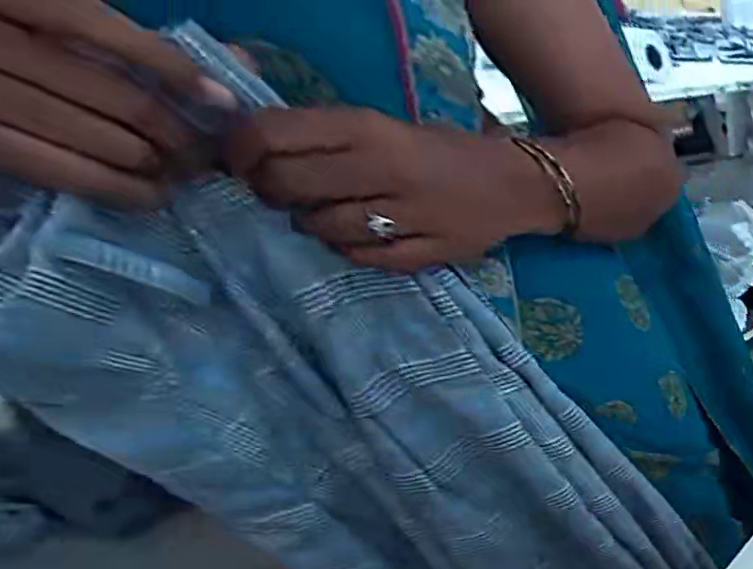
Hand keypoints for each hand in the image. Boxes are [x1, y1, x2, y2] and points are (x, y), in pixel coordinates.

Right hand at [0, 0, 233, 205]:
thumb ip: (112, 30)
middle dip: (183, 135)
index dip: (169, 64)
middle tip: (205, 152)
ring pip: (118, 144)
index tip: (223, 99)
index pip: (90, 19)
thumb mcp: (16, 11)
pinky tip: (152, 191)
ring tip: (179, 171)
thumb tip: (237, 55)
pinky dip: (135, 191)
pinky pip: (82, 175)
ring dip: (165, 167)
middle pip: (125, 100)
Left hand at [224, 106, 568, 271]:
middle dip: (270, 192)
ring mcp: (414, 216)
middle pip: (293, 184)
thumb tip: (263, 153)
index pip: (272, 135)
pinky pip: (374, 258)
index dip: (239, 150)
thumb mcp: (383, 126)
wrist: (514, 186)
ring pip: (330, 226)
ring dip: (311, 225)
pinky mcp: (437, 250)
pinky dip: (352, 251)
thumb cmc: (441, 152)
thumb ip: (330, 137)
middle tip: (276, 195)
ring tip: (317, 219)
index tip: (238, 161)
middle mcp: (387, 172)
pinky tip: (352, 242)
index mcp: (368, 130)